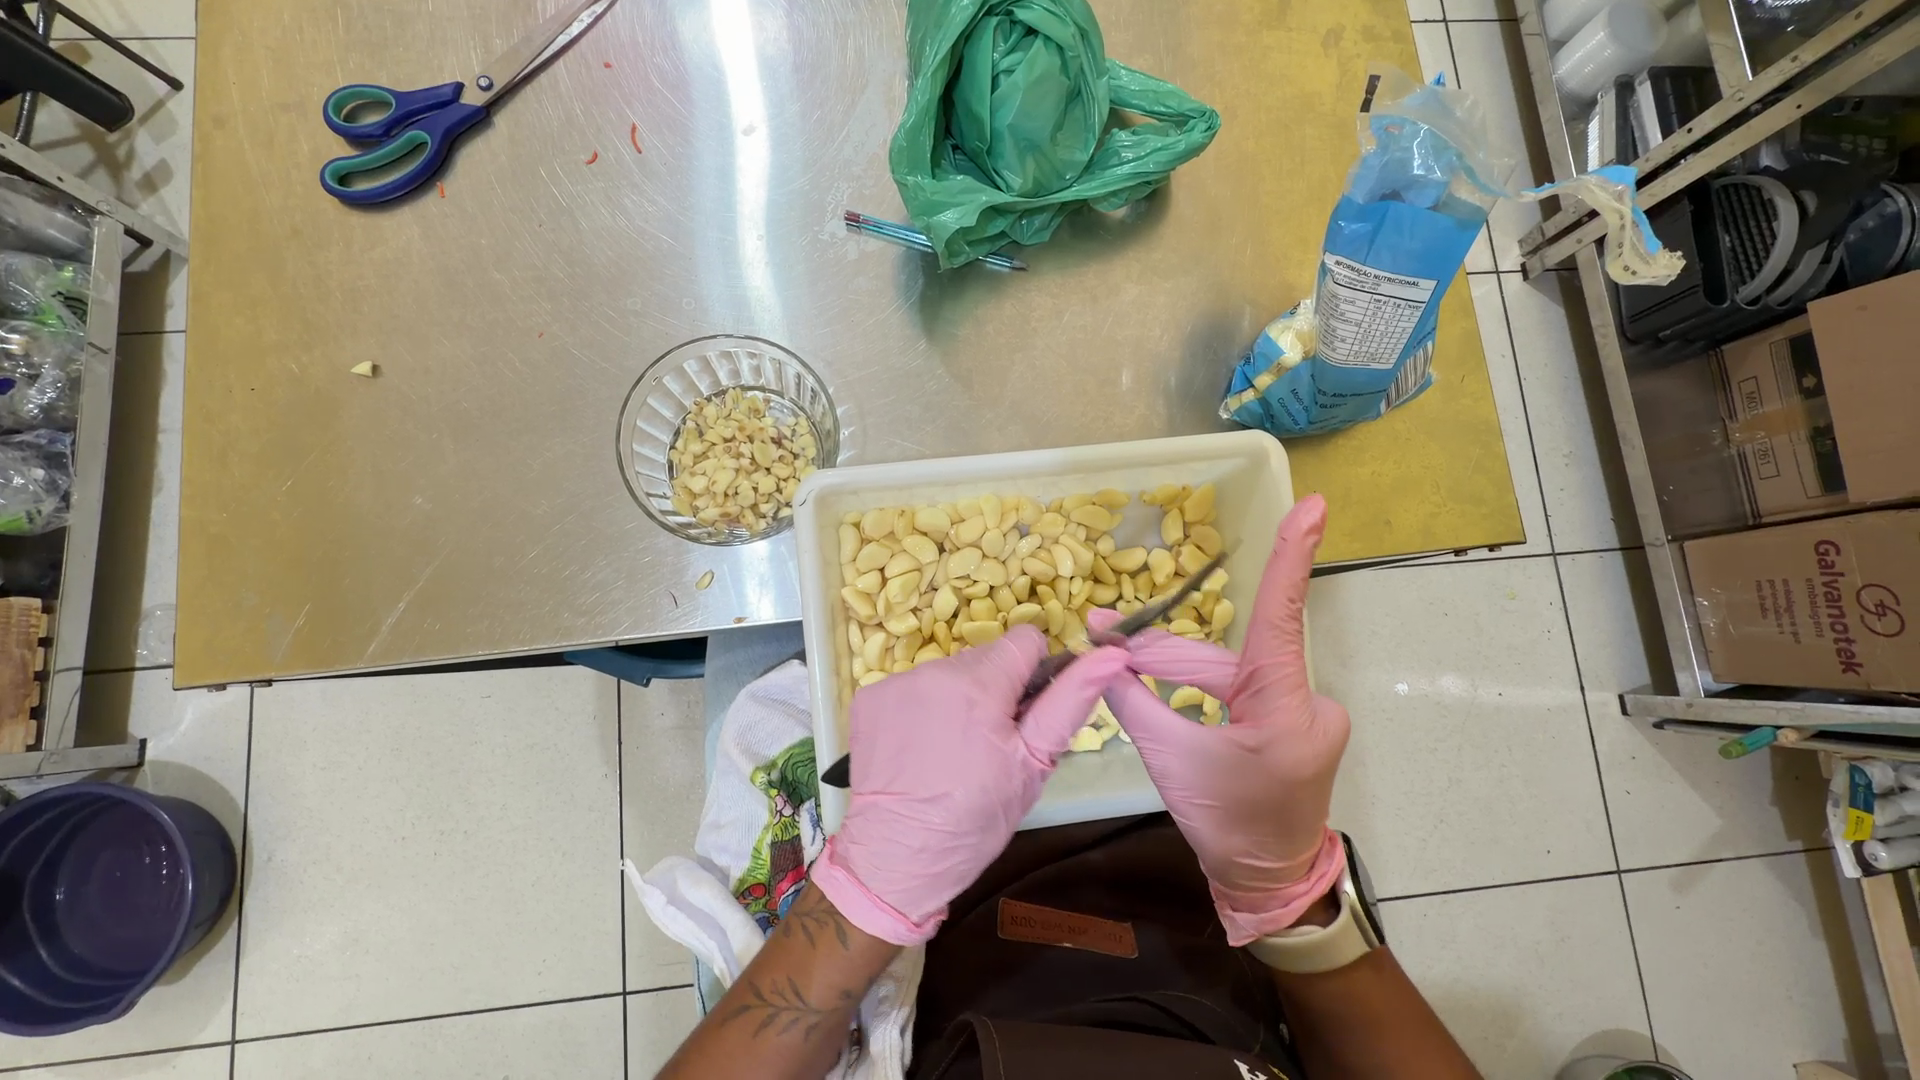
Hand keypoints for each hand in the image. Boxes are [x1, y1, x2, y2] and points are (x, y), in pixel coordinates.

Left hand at [810, 627, 1128, 945]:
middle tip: (991, 743)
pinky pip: (912, 689)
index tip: (1026, 714)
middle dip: (996, 689)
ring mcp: (895, 683)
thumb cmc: (975, 819)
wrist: (896, 861)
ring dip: (959, 699)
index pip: (1025, 640)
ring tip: (953, 750)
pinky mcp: (868, 699)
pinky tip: (921, 750)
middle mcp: (934, 670)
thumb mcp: (1034, 765)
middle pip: (986, 658)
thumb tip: (1112, 654)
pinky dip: (922, 710)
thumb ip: (1071, 702)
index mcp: (980, 683)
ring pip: (949, 673)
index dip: (1036, 673)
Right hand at [1090, 494, 1348, 943]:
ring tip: (1121, 664)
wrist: (1269, 882)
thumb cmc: (1225, 824)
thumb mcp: (1170, 760)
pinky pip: (1241, 690)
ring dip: (1177, 673)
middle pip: (1224, 658)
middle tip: (1101, 634)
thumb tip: (1101, 657)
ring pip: (1229, 674)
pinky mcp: (1298, 721)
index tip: (1316, 506)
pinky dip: (1201, 689)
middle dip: (1162, 653)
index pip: (1281, 620)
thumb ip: (1135, 702)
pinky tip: (1164, 692)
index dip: (1293, 559)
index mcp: (1284, 709)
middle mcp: (1307, 701)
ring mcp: (1307, 712)